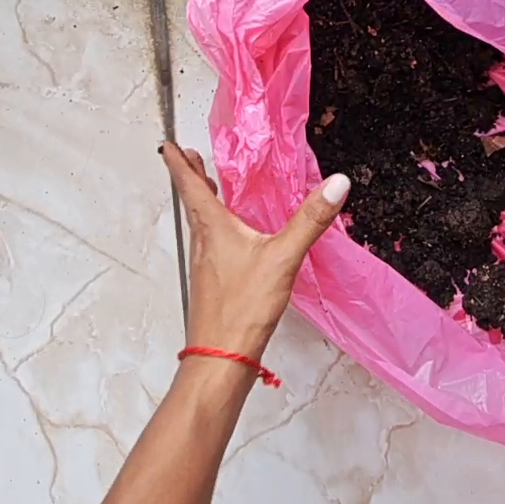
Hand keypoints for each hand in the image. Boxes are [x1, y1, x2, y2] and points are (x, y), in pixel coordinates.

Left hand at [161, 142, 349, 359]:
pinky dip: (215, 226)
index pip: (192, 187)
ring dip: (202, 201)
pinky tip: (232, 237)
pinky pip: (211, 243)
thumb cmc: (243, 307)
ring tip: (209, 188)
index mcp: (214, 228)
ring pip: (201, 223)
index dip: (179, 164)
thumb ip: (310, 220)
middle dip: (190, 177)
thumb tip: (336, 183)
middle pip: (193, 202)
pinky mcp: (213, 283)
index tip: (167, 145)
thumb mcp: (282, 258)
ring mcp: (206, 265)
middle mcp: (205, 243)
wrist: (220, 358)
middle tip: (187, 157)